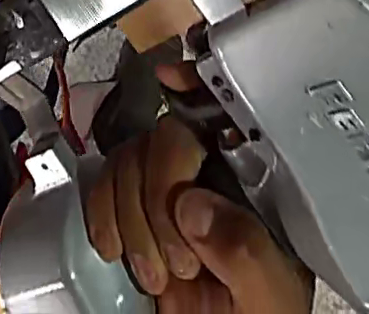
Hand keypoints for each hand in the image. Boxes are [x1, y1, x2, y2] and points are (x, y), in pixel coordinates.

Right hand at [83, 68, 311, 313]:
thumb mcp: (268, 302)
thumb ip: (247, 253)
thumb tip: (195, 205)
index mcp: (253, 183)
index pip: (228, 113)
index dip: (198, 83)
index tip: (172, 78)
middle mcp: (209, 172)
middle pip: (169, 136)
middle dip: (159, 198)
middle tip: (178, 263)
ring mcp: (166, 186)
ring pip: (130, 154)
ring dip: (130, 216)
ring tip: (154, 273)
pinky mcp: (132, 204)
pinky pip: (104, 179)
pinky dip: (101, 211)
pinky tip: (115, 249)